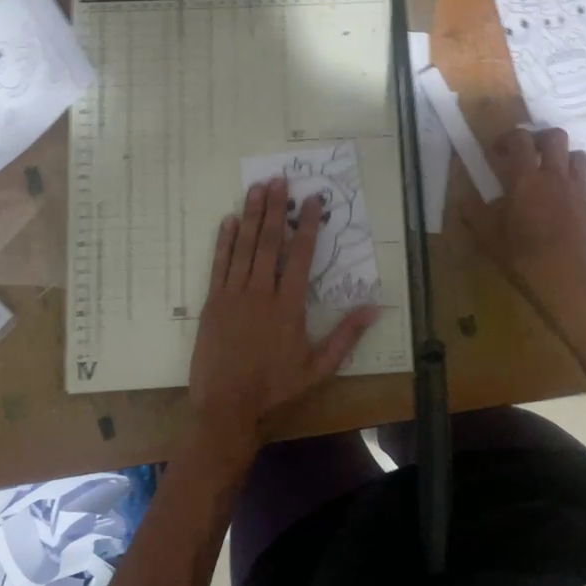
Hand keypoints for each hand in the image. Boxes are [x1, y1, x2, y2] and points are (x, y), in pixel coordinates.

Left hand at [187, 177, 378, 447]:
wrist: (226, 406)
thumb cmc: (275, 388)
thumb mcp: (318, 367)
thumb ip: (346, 336)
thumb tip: (374, 308)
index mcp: (289, 305)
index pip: (300, 254)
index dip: (306, 224)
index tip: (311, 199)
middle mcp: (261, 292)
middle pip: (269, 242)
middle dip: (275, 208)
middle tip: (279, 179)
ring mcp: (233, 295)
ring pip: (243, 247)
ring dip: (251, 215)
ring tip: (256, 188)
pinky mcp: (211, 303)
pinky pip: (219, 264)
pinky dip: (224, 241)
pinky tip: (229, 221)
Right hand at [464, 127, 585, 339]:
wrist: (570, 281)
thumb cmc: (524, 258)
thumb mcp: (489, 238)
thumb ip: (475, 214)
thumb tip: (465, 201)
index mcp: (525, 179)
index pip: (519, 140)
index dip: (507, 138)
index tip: (497, 152)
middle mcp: (555, 176)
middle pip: (555, 137)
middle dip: (540, 138)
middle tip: (528, 153)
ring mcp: (580, 190)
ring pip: (579, 156)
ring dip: (565, 159)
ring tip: (552, 173)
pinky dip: (585, 184)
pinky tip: (575, 197)